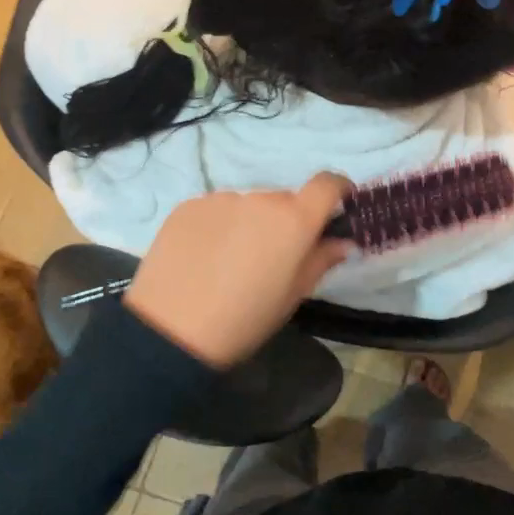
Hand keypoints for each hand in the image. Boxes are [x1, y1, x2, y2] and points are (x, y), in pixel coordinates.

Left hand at [123, 174, 355, 367]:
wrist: (171, 330)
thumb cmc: (245, 320)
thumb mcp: (293, 296)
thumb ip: (321, 260)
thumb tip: (342, 241)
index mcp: (293, 220)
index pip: (327, 184)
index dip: (338, 191)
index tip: (338, 208)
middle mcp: (259, 198)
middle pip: (285, 199)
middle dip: (288, 221)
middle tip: (275, 257)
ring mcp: (220, 199)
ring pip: (249, 205)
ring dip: (251, 223)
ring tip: (233, 261)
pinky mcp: (188, 206)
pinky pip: (216, 210)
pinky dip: (220, 226)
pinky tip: (206, 257)